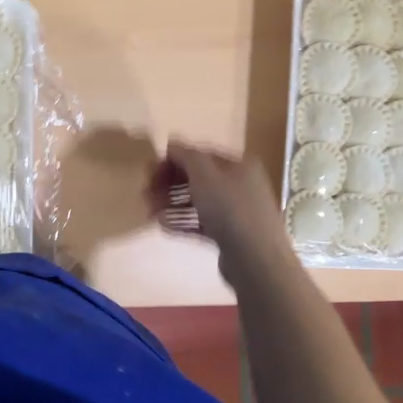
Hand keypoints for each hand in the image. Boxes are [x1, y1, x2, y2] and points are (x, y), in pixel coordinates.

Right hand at [148, 140, 294, 275]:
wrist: (256, 259)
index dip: (172, 160)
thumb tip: (172, 142)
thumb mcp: (204, 175)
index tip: (149, 172)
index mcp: (239, 165)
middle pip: (196, 178)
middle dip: (168, 184)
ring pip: (197, 201)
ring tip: (149, 212)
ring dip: (170, 204)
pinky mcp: (230, 234)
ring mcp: (236, 211)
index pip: (199, 155)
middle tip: (145, 194)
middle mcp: (240, 184)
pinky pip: (201, 222)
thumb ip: (186, 155)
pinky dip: (182, 221)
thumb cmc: (230, 210)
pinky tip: (164, 226)